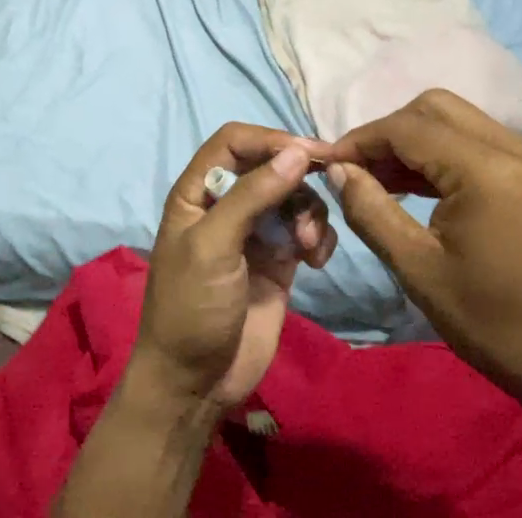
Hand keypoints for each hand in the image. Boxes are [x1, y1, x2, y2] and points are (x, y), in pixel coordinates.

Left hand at [133, 124, 337, 409]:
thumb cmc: (191, 306)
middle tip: (330, 188)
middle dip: (299, 176)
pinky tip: (317, 261)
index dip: (270, 139)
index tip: (311, 152)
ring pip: (294, 198)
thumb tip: (297, 152)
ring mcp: (254, 234)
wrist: (196, 381)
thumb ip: (252, 196)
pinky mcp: (279, 262)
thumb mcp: (213, 245)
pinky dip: (320, 238)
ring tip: (311, 246)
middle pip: (270, 166)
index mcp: (197, 192)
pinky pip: (307, 232)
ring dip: (311, 212)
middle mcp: (226, 205)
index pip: (234, 142)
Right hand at [323, 89, 521, 430]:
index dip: (361, 139)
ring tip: (385, 181)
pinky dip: (450, 154)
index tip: (328, 163)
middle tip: (360, 170)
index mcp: (490, 171)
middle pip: (437, 108)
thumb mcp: (420, 271)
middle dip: (390, 131)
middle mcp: (521, 150)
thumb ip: (371, 211)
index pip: (408, 128)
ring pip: (463, 121)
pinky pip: (487, 143)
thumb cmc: (498, 327)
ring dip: (419, 140)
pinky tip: (428, 189)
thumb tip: (338, 169)